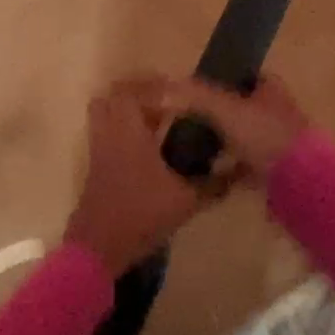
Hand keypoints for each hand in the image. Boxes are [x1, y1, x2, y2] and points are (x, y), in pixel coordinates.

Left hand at [62, 86, 235, 274]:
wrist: (98, 249)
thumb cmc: (140, 216)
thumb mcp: (185, 202)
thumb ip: (213, 185)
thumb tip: (239, 172)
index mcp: (128, 132)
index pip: (130, 92)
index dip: (151, 85)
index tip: (175, 90)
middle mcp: (109, 135)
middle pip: (111, 98)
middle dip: (136, 95)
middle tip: (164, 103)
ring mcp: (98, 152)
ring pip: (104, 117)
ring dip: (128, 114)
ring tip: (157, 124)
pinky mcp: (94, 169)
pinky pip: (105, 136)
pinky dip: (123, 134)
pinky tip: (148, 151)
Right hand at [132, 75, 310, 182]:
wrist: (299, 182)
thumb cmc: (265, 136)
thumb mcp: (226, 110)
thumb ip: (197, 96)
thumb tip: (167, 87)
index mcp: (272, 89)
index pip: (246, 75)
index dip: (223, 78)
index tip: (196, 88)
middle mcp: (278, 112)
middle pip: (244, 107)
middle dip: (220, 113)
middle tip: (187, 119)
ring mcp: (278, 143)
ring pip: (244, 138)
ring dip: (224, 142)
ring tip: (192, 147)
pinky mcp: (275, 172)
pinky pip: (246, 167)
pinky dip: (230, 170)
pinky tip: (208, 175)